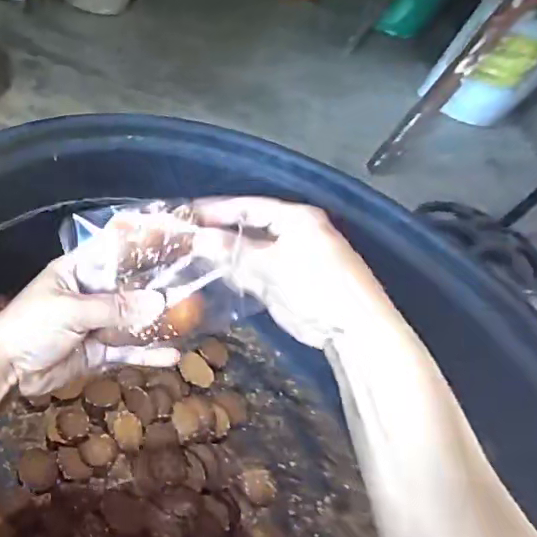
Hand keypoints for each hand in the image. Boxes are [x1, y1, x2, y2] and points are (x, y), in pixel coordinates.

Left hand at [0, 255, 179, 396]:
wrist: (7, 369)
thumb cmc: (31, 326)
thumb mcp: (71, 311)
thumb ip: (114, 308)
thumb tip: (159, 302)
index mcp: (78, 271)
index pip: (115, 251)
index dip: (144, 243)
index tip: (177, 235)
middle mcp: (91, 292)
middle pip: (130, 286)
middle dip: (160, 286)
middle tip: (197, 281)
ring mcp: (96, 323)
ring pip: (133, 319)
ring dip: (158, 321)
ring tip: (193, 320)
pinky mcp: (98, 351)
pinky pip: (127, 349)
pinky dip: (147, 353)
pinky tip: (172, 355)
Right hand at [190, 197, 399, 350]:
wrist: (352, 330)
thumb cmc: (316, 286)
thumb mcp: (270, 265)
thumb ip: (231, 250)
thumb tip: (196, 237)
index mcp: (296, 218)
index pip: (249, 206)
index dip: (216, 209)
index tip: (187, 214)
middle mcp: (293, 232)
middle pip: (247, 227)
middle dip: (217, 232)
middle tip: (183, 235)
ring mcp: (288, 258)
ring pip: (248, 250)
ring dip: (223, 253)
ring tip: (188, 252)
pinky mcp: (284, 282)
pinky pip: (253, 270)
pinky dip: (233, 271)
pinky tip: (210, 273)